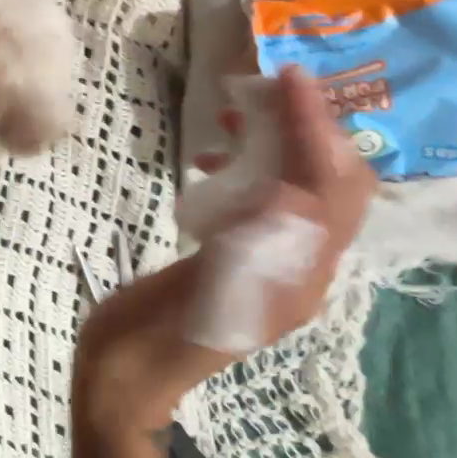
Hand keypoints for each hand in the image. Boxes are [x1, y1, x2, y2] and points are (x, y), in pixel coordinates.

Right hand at [73, 66, 376, 433]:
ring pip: (301, 188)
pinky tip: (210, 165)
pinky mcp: (239, 261)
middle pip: (332, 183)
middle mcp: (300, 265)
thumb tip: (292, 194)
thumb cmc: (150, 338)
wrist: (124, 380)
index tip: (287, 78)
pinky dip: (252, 169)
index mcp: (298, 274)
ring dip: (280, 144)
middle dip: (307, 127)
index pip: (331, 187)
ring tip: (231, 116)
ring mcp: (271, 264)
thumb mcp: (201, 292)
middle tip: (259, 88)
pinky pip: (266, 202)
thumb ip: (247, 247)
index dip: (317, 128)